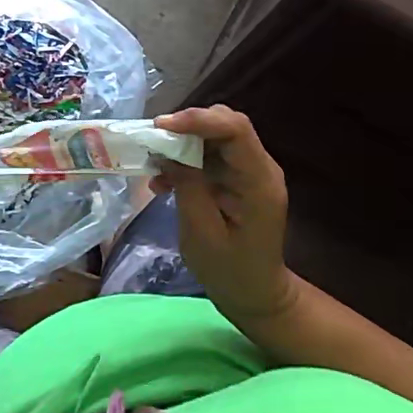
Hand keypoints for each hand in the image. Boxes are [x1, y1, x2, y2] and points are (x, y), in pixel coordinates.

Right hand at [151, 106, 296, 323]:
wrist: (254, 293)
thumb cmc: (231, 270)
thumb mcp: (202, 233)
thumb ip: (188, 187)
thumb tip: (168, 152)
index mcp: (259, 181)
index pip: (235, 130)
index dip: (198, 119)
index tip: (161, 126)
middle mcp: (258, 167)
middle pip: (225, 124)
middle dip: (187, 126)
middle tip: (153, 140)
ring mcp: (246, 171)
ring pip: (213, 136)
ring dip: (180, 143)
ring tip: (153, 163)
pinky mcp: (233, 178)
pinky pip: (207, 155)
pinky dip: (182, 160)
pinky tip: (162, 182)